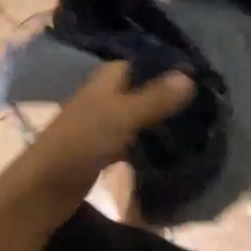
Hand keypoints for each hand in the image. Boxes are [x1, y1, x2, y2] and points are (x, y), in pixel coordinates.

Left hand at [0, 61, 194, 214]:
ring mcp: (103, 124)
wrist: (43, 189)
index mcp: (107, 78)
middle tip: (207, 104)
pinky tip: (172, 152)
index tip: (202, 74)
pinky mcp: (103, 150)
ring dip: (161, 121)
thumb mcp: (122, 116)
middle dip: (169, 96)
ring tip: (197, 126)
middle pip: (143, 89)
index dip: (169, 66)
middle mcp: (106, 95)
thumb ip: (155, 98)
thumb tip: (190, 76)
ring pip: (140, 116)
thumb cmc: (80, 142)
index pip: (143, 61)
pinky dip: (149, 144)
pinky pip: (133, 141)